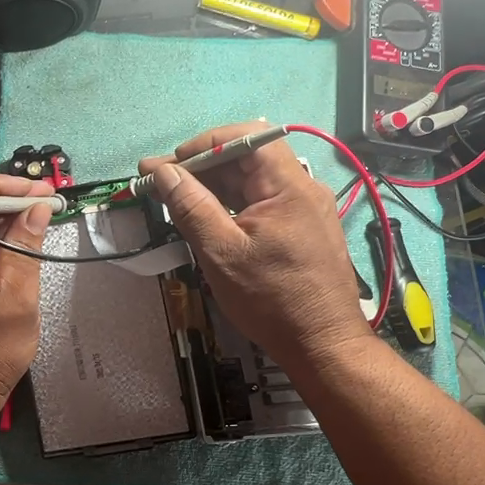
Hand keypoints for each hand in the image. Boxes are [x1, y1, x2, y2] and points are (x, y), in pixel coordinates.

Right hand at [141, 124, 374, 370]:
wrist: (322, 347)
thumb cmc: (272, 300)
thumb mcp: (221, 252)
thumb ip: (190, 206)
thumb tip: (161, 171)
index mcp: (289, 187)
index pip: (248, 137)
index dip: (206, 144)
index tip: (172, 164)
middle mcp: (301, 189)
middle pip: (247, 157)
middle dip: (201, 166)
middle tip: (161, 182)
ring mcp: (302, 210)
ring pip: (250, 181)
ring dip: (211, 186)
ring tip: (173, 200)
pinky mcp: (298, 229)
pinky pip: (258, 202)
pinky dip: (228, 205)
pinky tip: (202, 218)